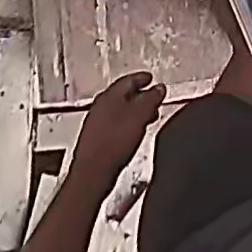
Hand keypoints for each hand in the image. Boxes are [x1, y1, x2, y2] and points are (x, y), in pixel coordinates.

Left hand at [70, 72, 166, 198]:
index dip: (142, 78)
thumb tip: (159, 88)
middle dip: (139, 95)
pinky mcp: (95, 139)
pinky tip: (132, 133)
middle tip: (152, 97)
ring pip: (118, 110)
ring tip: (147, 117)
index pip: (128, 80)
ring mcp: (95, 123)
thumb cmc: (113, 144)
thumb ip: (151, 99)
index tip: (150, 78)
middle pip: (122, 94)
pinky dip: (125, 124)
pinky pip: (113, 124)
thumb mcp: (140, 116)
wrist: (93, 173)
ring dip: (134, 111)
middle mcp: (100, 106)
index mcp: (110, 96)